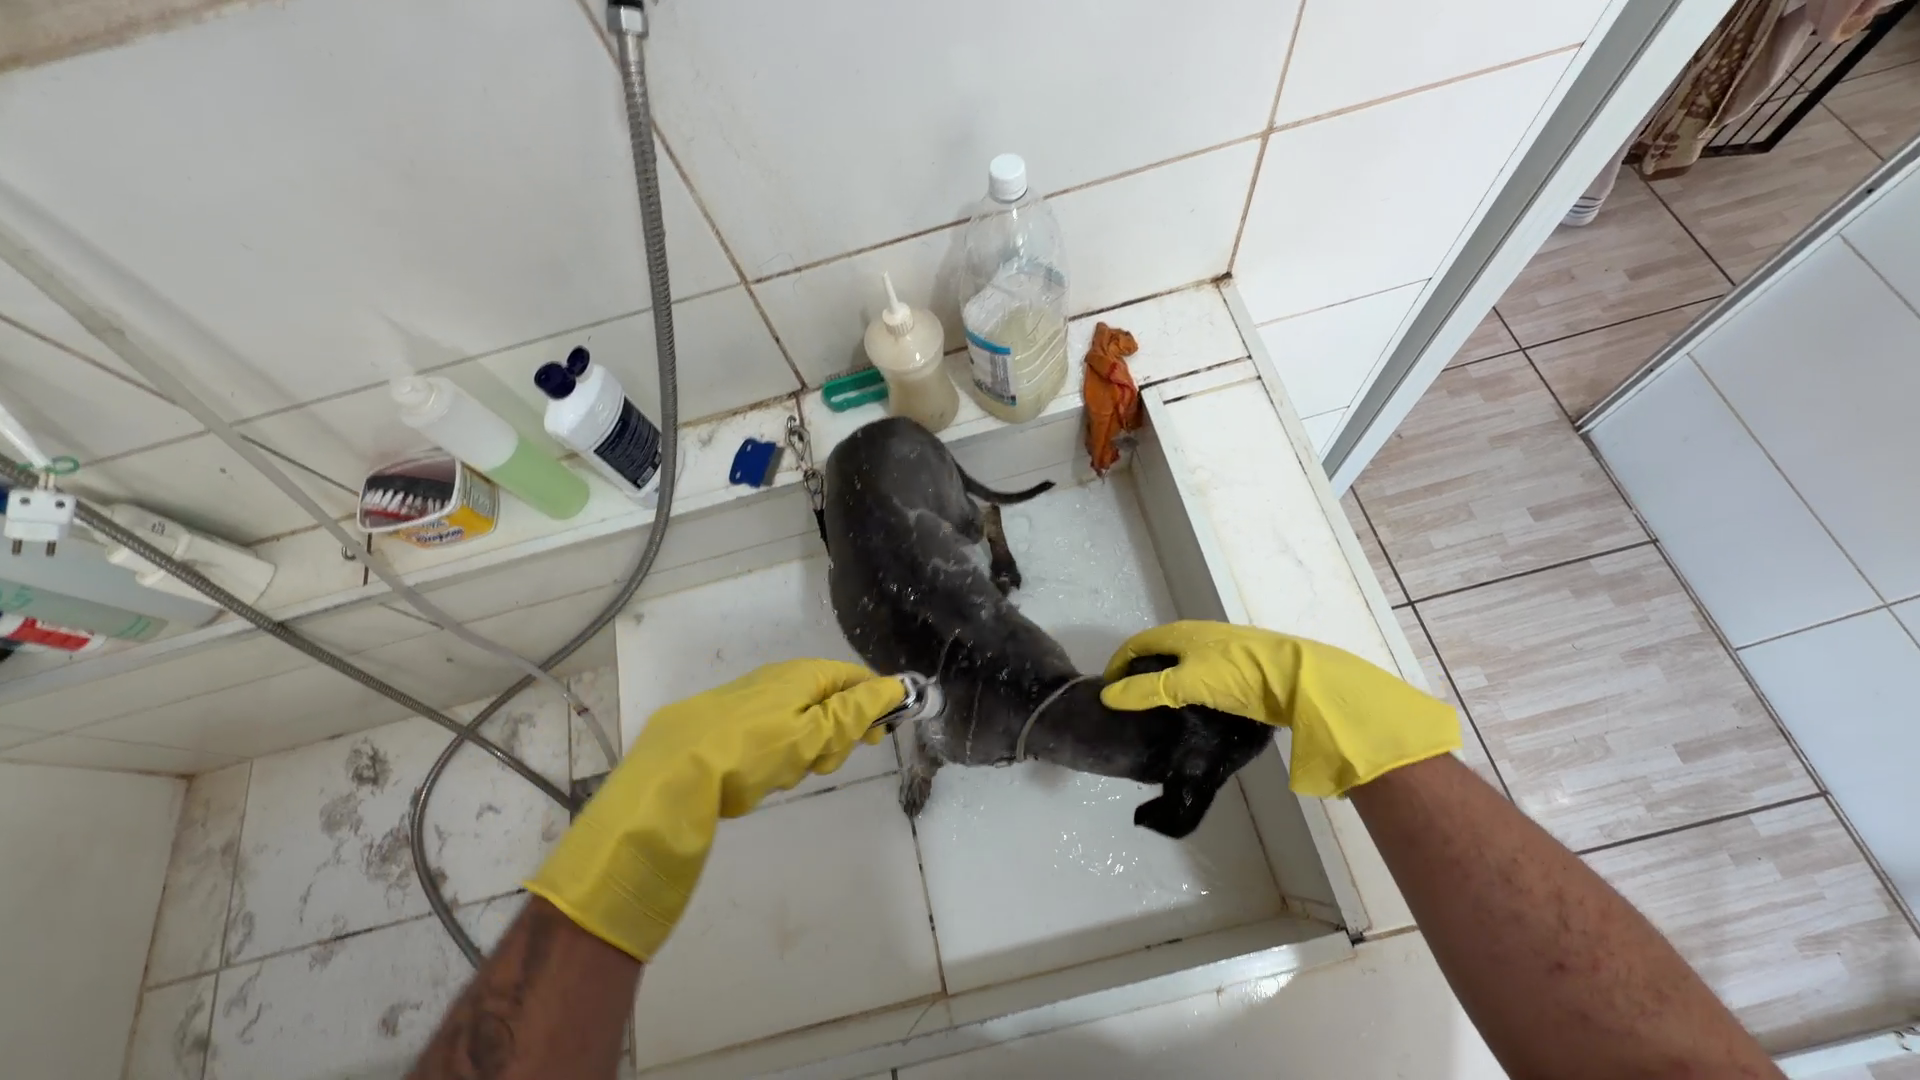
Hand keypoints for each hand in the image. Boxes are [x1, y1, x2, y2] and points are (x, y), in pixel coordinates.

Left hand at [526, 659, 904, 960]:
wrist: (675, 770)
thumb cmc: (755, 750)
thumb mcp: (816, 733)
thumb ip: (857, 711)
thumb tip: (895, 685)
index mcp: (804, 674)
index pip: (855, 678)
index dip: (873, 705)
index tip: (875, 739)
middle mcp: (779, 679)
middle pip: (829, 702)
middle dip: (836, 736)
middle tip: (822, 764)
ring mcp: (752, 700)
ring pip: (802, 723)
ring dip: (807, 751)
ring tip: (787, 774)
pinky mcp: (730, 723)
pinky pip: (773, 735)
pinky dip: (779, 755)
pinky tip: (763, 777)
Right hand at [1100, 620, 1458, 797]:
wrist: (1300, 678)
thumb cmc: (1238, 675)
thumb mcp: (1187, 683)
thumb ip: (1146, 690)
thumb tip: (1107, 696)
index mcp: (1182, 633)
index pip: (1137, 643)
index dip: (1118, 664)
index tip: (1108, 690)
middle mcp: (1199, 635)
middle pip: (1158, 652)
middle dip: (1140, 673)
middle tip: (1130, 702)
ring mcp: (1222, 650)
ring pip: (1181, 664)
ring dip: (1164, 682)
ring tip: (1157, 709)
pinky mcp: (1240, 668)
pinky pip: (1201, 675)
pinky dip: (1187, 688)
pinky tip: (1191, 708)